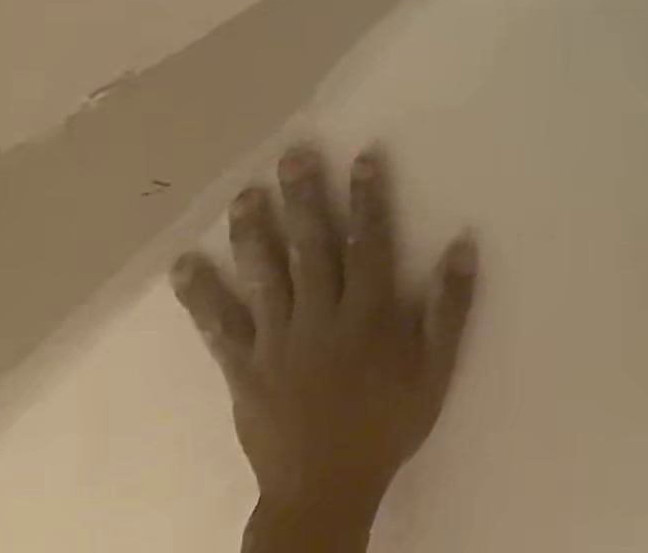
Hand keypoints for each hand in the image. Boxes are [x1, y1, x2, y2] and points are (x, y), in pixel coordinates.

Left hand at [171, 146, 477, 550]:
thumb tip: (463, 245)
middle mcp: (320, 315)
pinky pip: (219, 326)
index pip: (369, 242)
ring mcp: (276, 340)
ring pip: (264, 275)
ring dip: (255, 231)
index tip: (363, 158)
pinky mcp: (243, 367)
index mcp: (368, 313)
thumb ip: (450, 306)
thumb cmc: (389, 422)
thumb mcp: (437, 368)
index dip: (368, 198)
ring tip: (246, 192)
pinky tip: (184, 266)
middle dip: (305, 198)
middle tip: (293, 155)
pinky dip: (201, 295)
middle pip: (312, 246)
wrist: (325, 491)